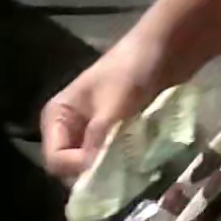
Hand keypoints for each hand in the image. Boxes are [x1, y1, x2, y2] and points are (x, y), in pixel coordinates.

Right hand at [39, 38, 165, 178]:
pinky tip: (131, 161)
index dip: (76, 166)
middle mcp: (64, 132)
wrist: (165, 49)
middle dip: (90, 171)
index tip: (106, 163)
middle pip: (67, 168)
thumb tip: (91, 169)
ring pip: (85, 169)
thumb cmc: (133, 67)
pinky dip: (116, 167)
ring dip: (105, 171)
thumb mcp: (114, 101)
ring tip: (127, 164)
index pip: (54, 159)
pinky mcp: (103, 141)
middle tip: (118, 169)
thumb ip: (99, 135)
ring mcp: (83, 137)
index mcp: (55, 118)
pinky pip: (102, 164)